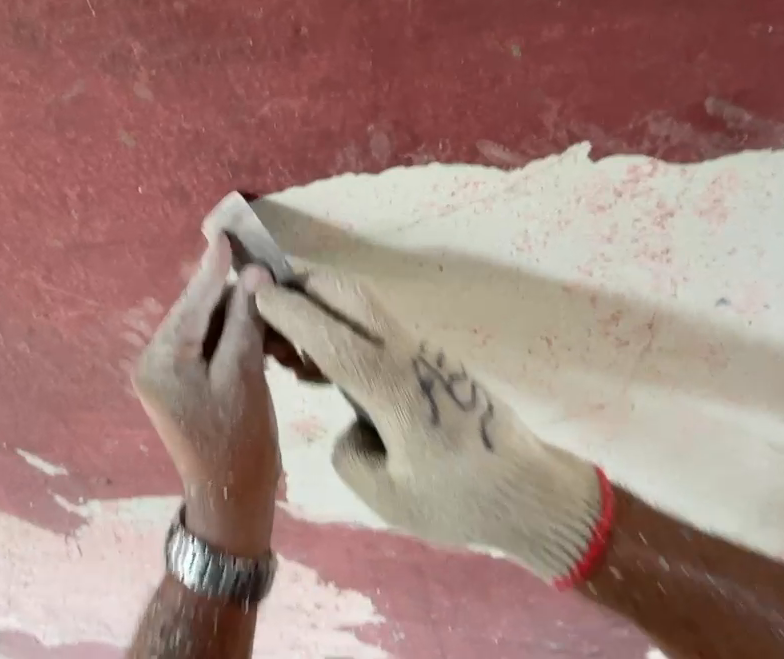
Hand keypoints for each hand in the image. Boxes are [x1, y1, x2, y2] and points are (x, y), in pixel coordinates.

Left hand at [133, 232, 280, 556]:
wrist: (231, 498)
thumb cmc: (238, 441)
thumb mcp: (245, 375)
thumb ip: (246, 321)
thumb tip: (254, 274)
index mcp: (162, 359)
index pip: (193, 302)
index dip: (215, 268)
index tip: (226, 233)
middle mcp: (155, 358)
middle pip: (202, 311)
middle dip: (240, 303)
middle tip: (276, 290)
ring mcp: (167, 370)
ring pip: (210, 326)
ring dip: (245, 325)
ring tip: (280, 336)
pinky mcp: (182, 379)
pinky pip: (211, 345)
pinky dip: (239, 343)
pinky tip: (267, 348)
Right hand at [255, 270, 609, 584]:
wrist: (530, 492)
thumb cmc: (459, 500)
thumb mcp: (389, 497)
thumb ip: (350, 454)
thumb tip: (352, 422)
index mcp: (390, 386)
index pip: (327, 334)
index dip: (286, 309)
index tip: (253, 289)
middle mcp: (404, 353)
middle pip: (347, 293)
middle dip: (302, 284)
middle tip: (264, 298)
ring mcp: (420, 350)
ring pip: (363, 304)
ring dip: (321, 303)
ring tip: (288, 339)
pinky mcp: (429, 359)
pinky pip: (376, 326)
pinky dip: (342, 325)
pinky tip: (324, 363)